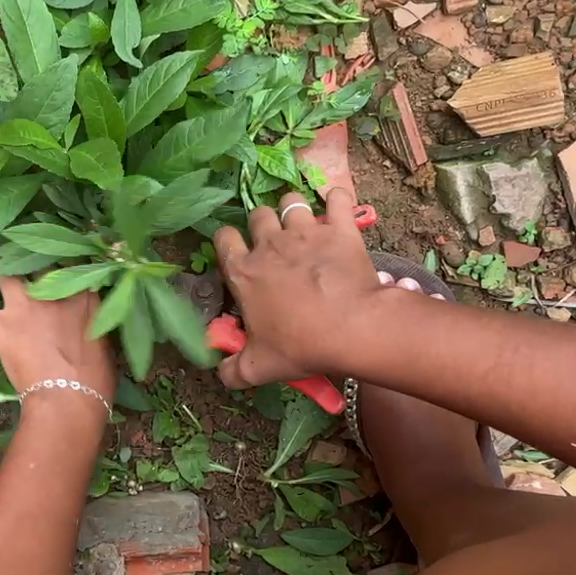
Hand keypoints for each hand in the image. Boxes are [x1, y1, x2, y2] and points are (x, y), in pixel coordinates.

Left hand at [0, 277, 115, 405]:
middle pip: (40, 269)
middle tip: (36, 293)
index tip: (66, 289)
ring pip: (6, 278)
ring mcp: (24, 306)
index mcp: (84, 297)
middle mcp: (52, 292)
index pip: (74, 274)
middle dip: (38, 278)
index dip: (67, 280)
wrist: (68, 400)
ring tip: (4, 293)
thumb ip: (95, 323)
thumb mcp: (106, 345)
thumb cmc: (96, 381)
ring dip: (5, 284)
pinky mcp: (1, 325)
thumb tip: (89, 320)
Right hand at [213, 188, 395, 388]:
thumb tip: (220, 376)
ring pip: (291, 202)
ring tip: (303, 222)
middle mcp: (269, 245)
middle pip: (257, 215)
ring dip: (294, 208)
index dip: (228, 241)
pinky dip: (336, 199)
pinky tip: (337, 206)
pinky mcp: (340, 228)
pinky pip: (336, 198)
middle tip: (274, 242)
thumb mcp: (259, 367)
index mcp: (243, 272)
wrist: (354, 327)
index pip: (223, 238)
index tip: (239, 252)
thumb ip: (233, 371)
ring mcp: (306, 232)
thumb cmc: (301, 345)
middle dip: (263, 223)